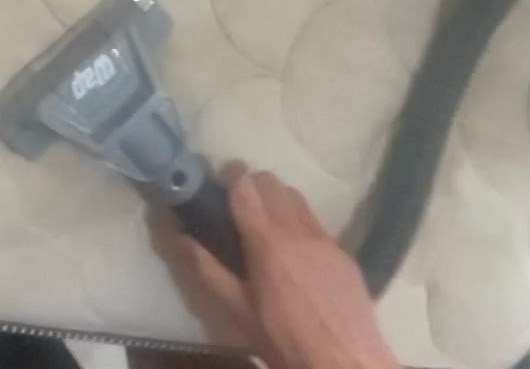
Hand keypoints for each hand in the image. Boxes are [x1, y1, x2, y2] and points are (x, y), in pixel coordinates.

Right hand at [181, 172, 397, 368]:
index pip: (244, 186)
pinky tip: (297, 253)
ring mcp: (323, 238)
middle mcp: (295, 229)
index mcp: (265, 241)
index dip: (229, 179)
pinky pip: (315, 222)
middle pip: (271, 182)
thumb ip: (208, 270)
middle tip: (240, 208)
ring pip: (295, 196)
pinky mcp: (343, 252)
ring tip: (268, 226)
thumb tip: (182, 238)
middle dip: (252, 185)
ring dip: (277, 199)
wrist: (347, 367)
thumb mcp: (239, 311)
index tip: (219, 186)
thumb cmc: (286, 342)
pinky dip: (299, 222)